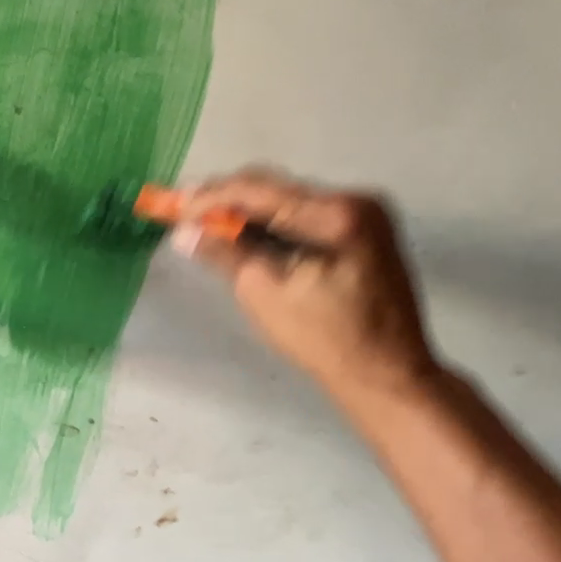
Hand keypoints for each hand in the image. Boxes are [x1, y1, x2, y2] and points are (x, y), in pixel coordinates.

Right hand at [176, 168, 441, 403]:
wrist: (388, 374)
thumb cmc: (324, 339)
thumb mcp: (264, 293)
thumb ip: (225, 253)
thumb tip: (183, 231)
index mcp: (336, 214)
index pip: (259, 190)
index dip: (210, 197)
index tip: (172, 206)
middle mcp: (355, 200)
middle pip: (275, 188)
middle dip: (226, 199)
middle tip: (181, 211)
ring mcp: (363, 214)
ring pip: (287, 199)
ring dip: (246, 210)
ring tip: (204, 222)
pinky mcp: (362, 231)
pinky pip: (304, 215)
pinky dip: (270, 223)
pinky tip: (243, 234)